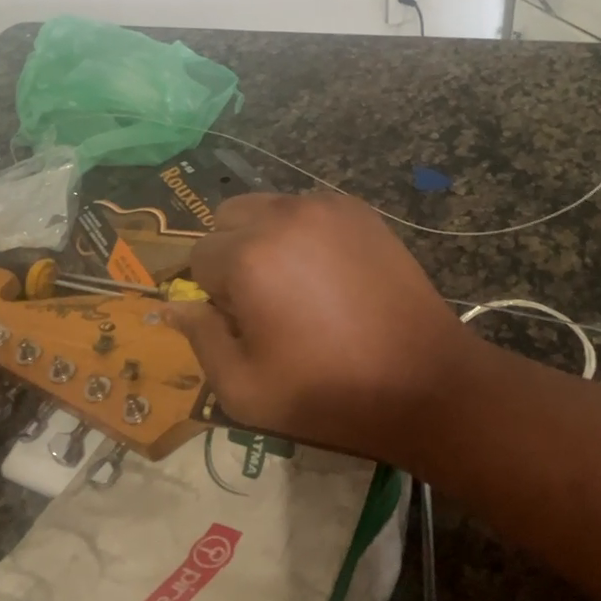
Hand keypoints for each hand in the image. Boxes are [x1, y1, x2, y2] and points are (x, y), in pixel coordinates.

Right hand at [169, 192, 478, 464]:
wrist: (423, 381)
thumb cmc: (328, 393)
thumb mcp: (244, 391)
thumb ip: (201, 340)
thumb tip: (177, 306)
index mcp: (248, 258)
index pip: (198, 258)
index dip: (213, 295)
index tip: (242, 324)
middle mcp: (282, 217)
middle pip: (227, 219)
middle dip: (232, 255)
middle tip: (264, 301)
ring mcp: (325, 207)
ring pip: (267, 207)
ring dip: (265, 238)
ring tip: (298, 285)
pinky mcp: (359, 211)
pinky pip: (307, 208)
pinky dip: (303, 232)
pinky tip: (329, 273)